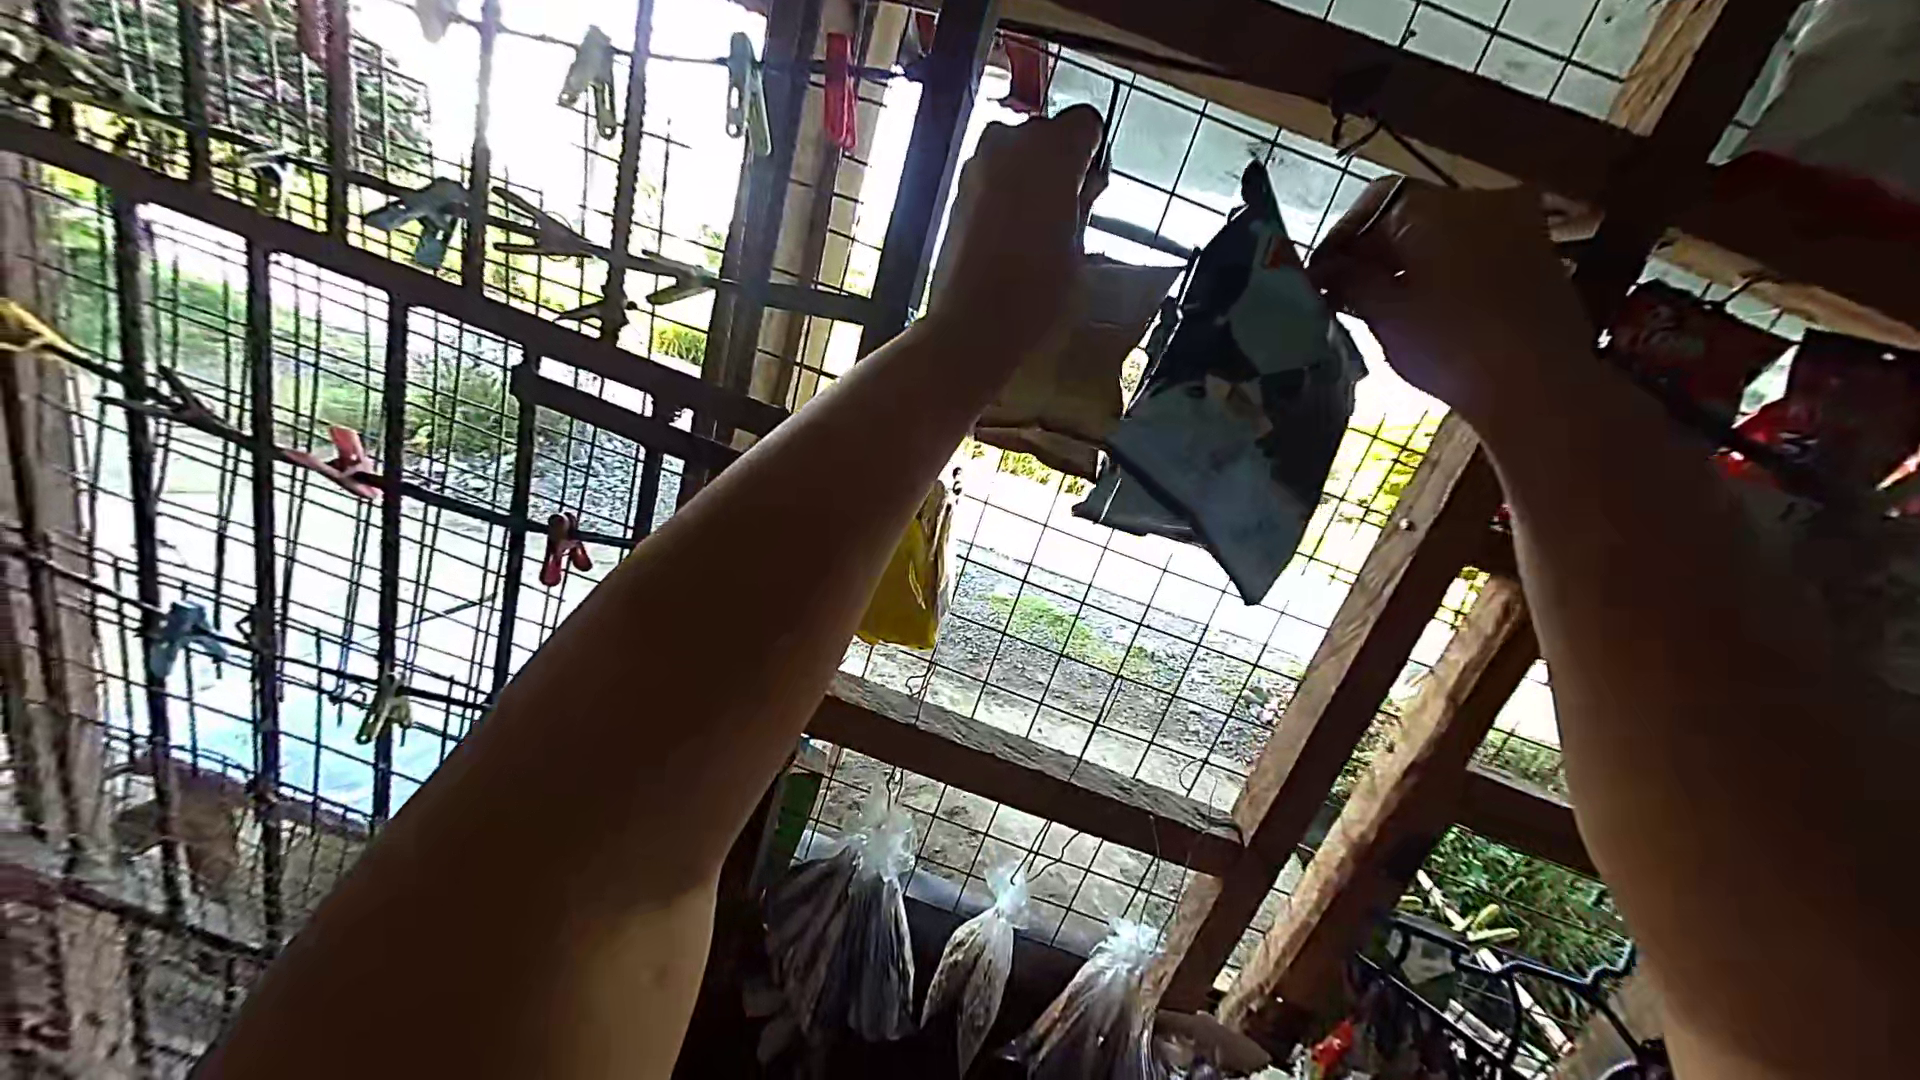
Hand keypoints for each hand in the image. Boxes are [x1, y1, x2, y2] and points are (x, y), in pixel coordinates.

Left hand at [925, 104, 1101, 358]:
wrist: (973, 329)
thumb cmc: (1036, 296)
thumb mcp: (1080, 251)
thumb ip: (1083, 208)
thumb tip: (1080, 194)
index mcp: (1053, 149)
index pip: (1085, 124)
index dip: (1092, 158)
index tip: (1091, 193)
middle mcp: (1009, 143)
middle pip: (1045, 137)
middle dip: (1057, 168)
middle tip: (1065, 218)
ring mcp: (975, 168)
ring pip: (1014, 159)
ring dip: (1028, 185)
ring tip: (1035, 236)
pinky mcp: (955, 197)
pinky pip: (990, 184)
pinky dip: (1002, 201)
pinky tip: (1008, 244)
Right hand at [1309, 179, 1596, 429]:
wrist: (1536, 383)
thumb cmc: (1448, 345)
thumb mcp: (1384, 313)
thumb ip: (1349, 281)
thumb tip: (1324, 268)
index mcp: (1439, 209)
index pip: (1375, 200)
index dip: (1341, 236)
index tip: (1319, 275)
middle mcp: (1482, 201)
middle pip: (1409, 213)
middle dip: (1371, 250)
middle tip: (1340, 293)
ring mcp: (1515, 223)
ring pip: (1439, 231)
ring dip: (1402, 261)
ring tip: (1375, 304)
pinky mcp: (1532, 252)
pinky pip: (1469, 246)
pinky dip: (1436, 267)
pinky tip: (1418, 306)